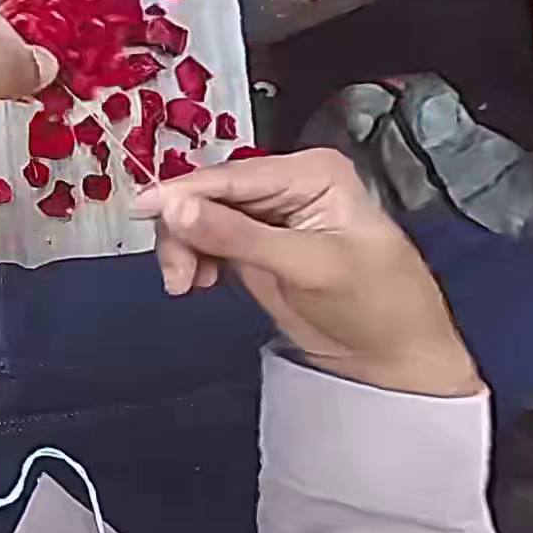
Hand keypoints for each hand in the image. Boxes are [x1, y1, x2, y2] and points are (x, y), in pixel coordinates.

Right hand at [131, 150, 481, 397]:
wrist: (390, 360)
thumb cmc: (372, 305)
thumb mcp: (305, 267)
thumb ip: (235, 235)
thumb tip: (172, 206)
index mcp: (309, 171)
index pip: (231, 176)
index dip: (182, 193)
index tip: (142, 210)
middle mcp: (282, 183)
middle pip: (207, 195)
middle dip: (185, 232)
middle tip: (179, 276)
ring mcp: (264, 212)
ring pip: (197, 217)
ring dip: (184, 249)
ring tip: (188, 285)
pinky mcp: (249, 240)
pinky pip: (202, 239)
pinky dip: (192, 259)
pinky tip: (200, 282)